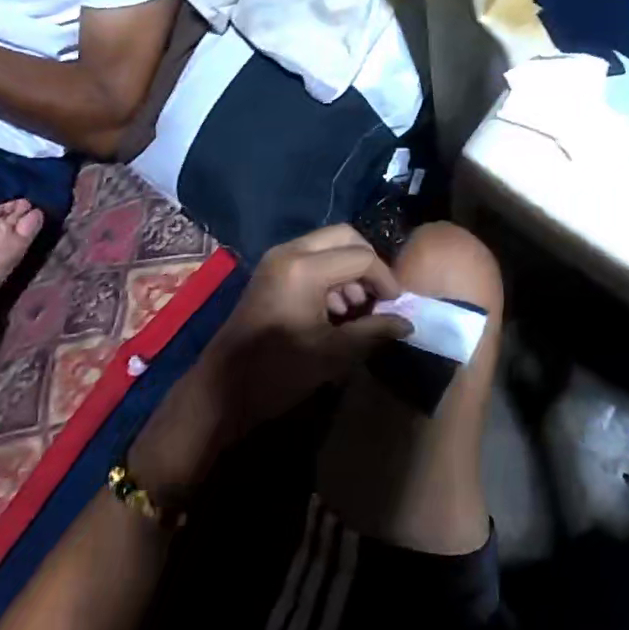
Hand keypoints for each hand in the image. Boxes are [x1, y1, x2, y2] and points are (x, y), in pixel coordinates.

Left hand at [127, 226, 413, 486]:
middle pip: (346, 237)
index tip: (397, 305)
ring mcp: (276, 260)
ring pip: (328, 245)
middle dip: (368, 263)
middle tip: (378, 296)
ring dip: (349, 269)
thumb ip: (374, 331)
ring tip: (358, 309)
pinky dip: (331, 274)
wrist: (220, 392)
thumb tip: (408, 323)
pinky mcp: (271, 273)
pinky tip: (336, 310)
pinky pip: (312, 258)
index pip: (362, 258)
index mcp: (305, 268)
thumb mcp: (333, 353)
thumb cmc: (278, 372)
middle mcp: (290, 252)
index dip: (386, 279)